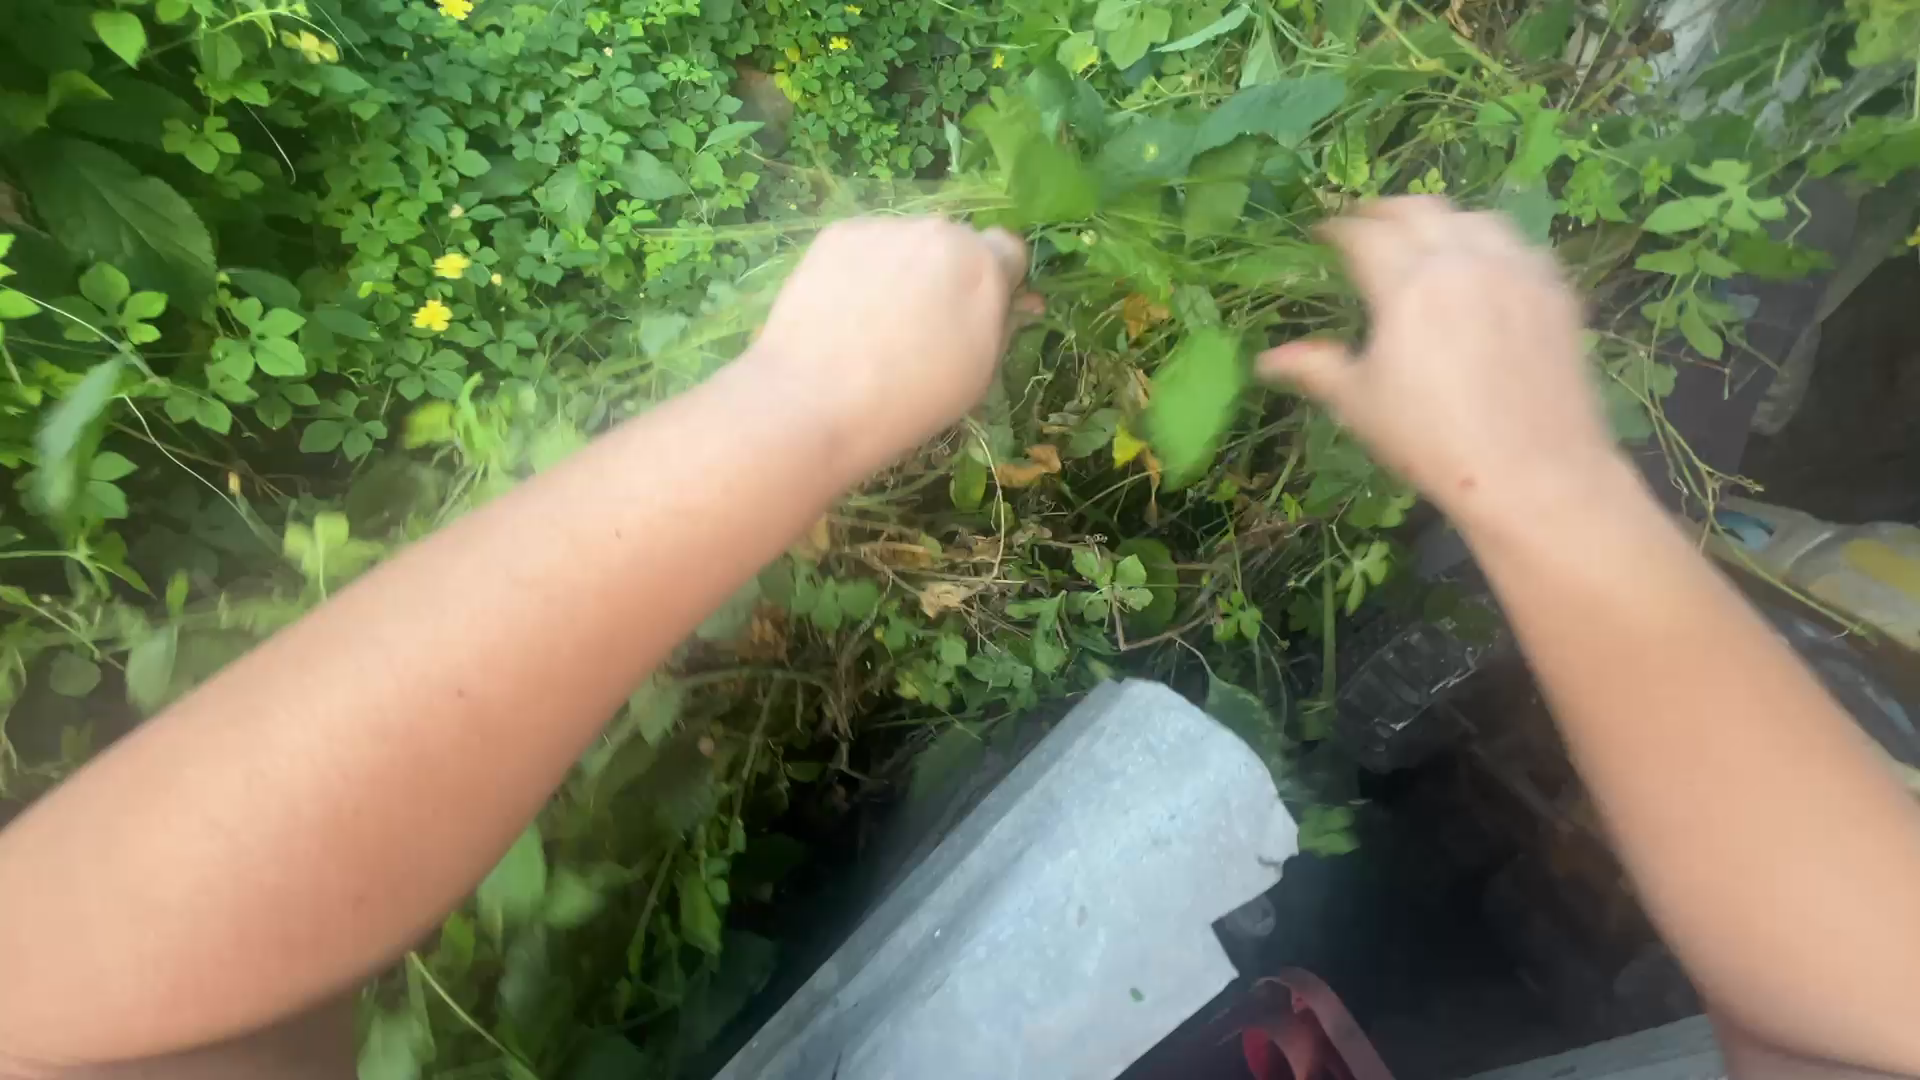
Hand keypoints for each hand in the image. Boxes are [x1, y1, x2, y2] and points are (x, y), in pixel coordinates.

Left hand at [746, 216, 1026, 474]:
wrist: (818, 402)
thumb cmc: (912, 402)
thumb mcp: (978, 375)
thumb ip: (1003, 326)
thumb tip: (1019, 302)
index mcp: (984, 267)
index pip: (1009, 251)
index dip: (997, 282)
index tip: (977, 315)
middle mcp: (939, 232)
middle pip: (956, 244)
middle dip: (949, 274)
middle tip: (922, 326)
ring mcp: (885, 228)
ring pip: (908, 243)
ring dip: (906, 270)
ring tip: (875, 323)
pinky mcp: (838, 233)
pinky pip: (867, 246)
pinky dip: (864, 271)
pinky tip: (845, 312)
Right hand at [1258, 197, 1620, 523]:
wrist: (1529, 468)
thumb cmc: (1427, 438)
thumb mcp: (1357, 403)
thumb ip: (1313, 367)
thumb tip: (1265, 361)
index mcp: (1409, 287)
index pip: (1366, 236)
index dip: (1338, 228)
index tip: (1321, 231)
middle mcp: (1465, 262)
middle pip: (1421, 210)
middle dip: (1385, 210)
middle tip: (1362, 221)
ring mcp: (1518, 271)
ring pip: (1475, 217)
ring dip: (1438, 217)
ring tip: (1419, 236)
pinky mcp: (1554, 291)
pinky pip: (1516, 244)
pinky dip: (1484, 241)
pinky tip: (1476, 265)